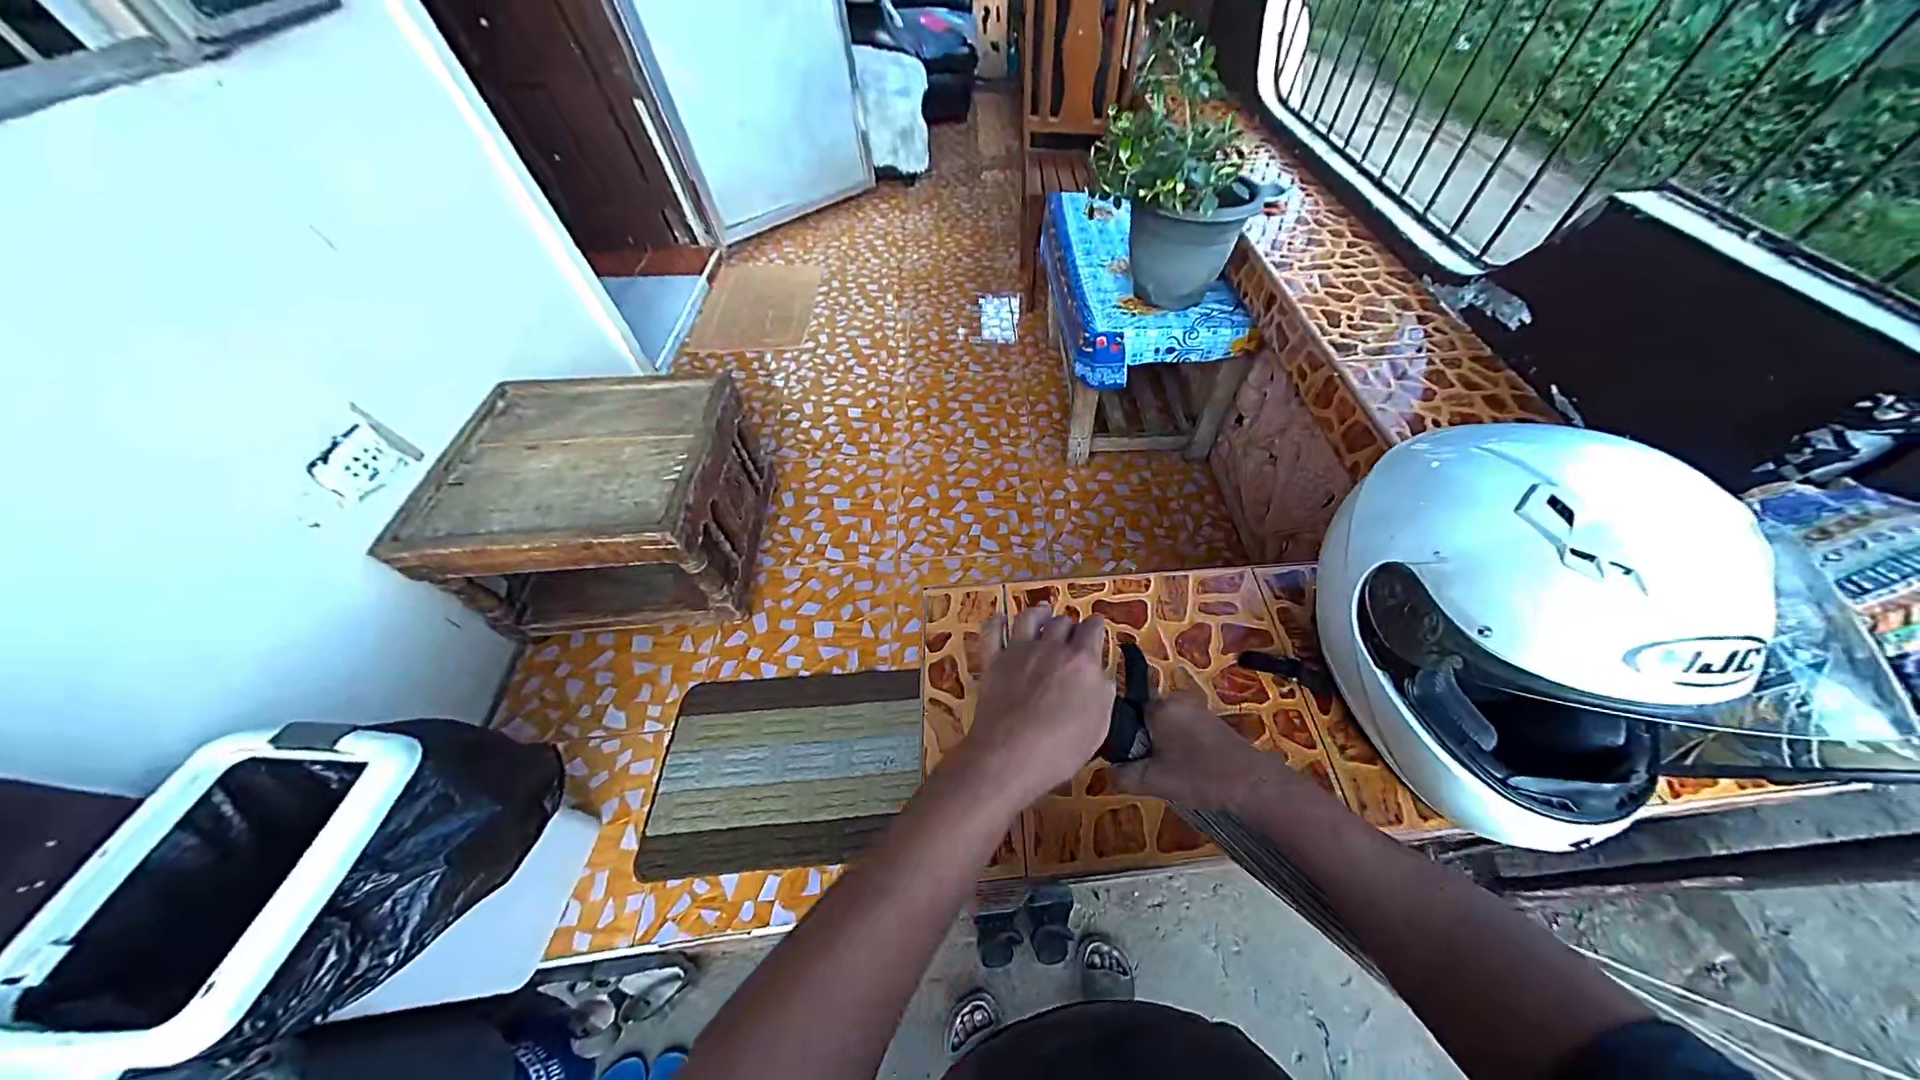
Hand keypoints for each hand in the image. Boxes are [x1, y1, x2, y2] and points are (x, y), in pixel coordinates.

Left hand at [949, 605, 1112, 808]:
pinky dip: (997, 622)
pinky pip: (992, 632)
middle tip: (1071, 633)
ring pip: (1029, 618)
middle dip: (1069, 625)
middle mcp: (1051, 647)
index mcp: (1082, 661)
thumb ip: (1103, 696)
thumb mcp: (1099, 726)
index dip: (1097, 626)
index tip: (1097, 627)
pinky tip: (1000, 620)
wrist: (1010, 755)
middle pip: (1062, 623)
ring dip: (1039, 614)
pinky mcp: (993, 661)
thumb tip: (1102, 680)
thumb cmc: (1061, 749)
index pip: (1093, 629)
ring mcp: (1019, 651)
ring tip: (1043, 613)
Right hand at [1109, 692, 1284, 811]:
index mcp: (1160, 706)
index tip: (1127, 758)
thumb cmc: (1200, 776)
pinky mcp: (1213, 723)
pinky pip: (1184, 730)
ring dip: (1163, 745)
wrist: (1253, 785)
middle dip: (1144, 741)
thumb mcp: (1153, 781)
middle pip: (1147, 718)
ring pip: (1166, 726)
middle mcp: (1178, 700)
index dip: (1124, 736)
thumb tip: (1106, 772)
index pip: (1127, 712)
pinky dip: (1180, 746)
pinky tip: (1186, 769)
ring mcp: (1198, 710)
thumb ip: (1122, 776)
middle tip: (1148, 768)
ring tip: (1167, 771)